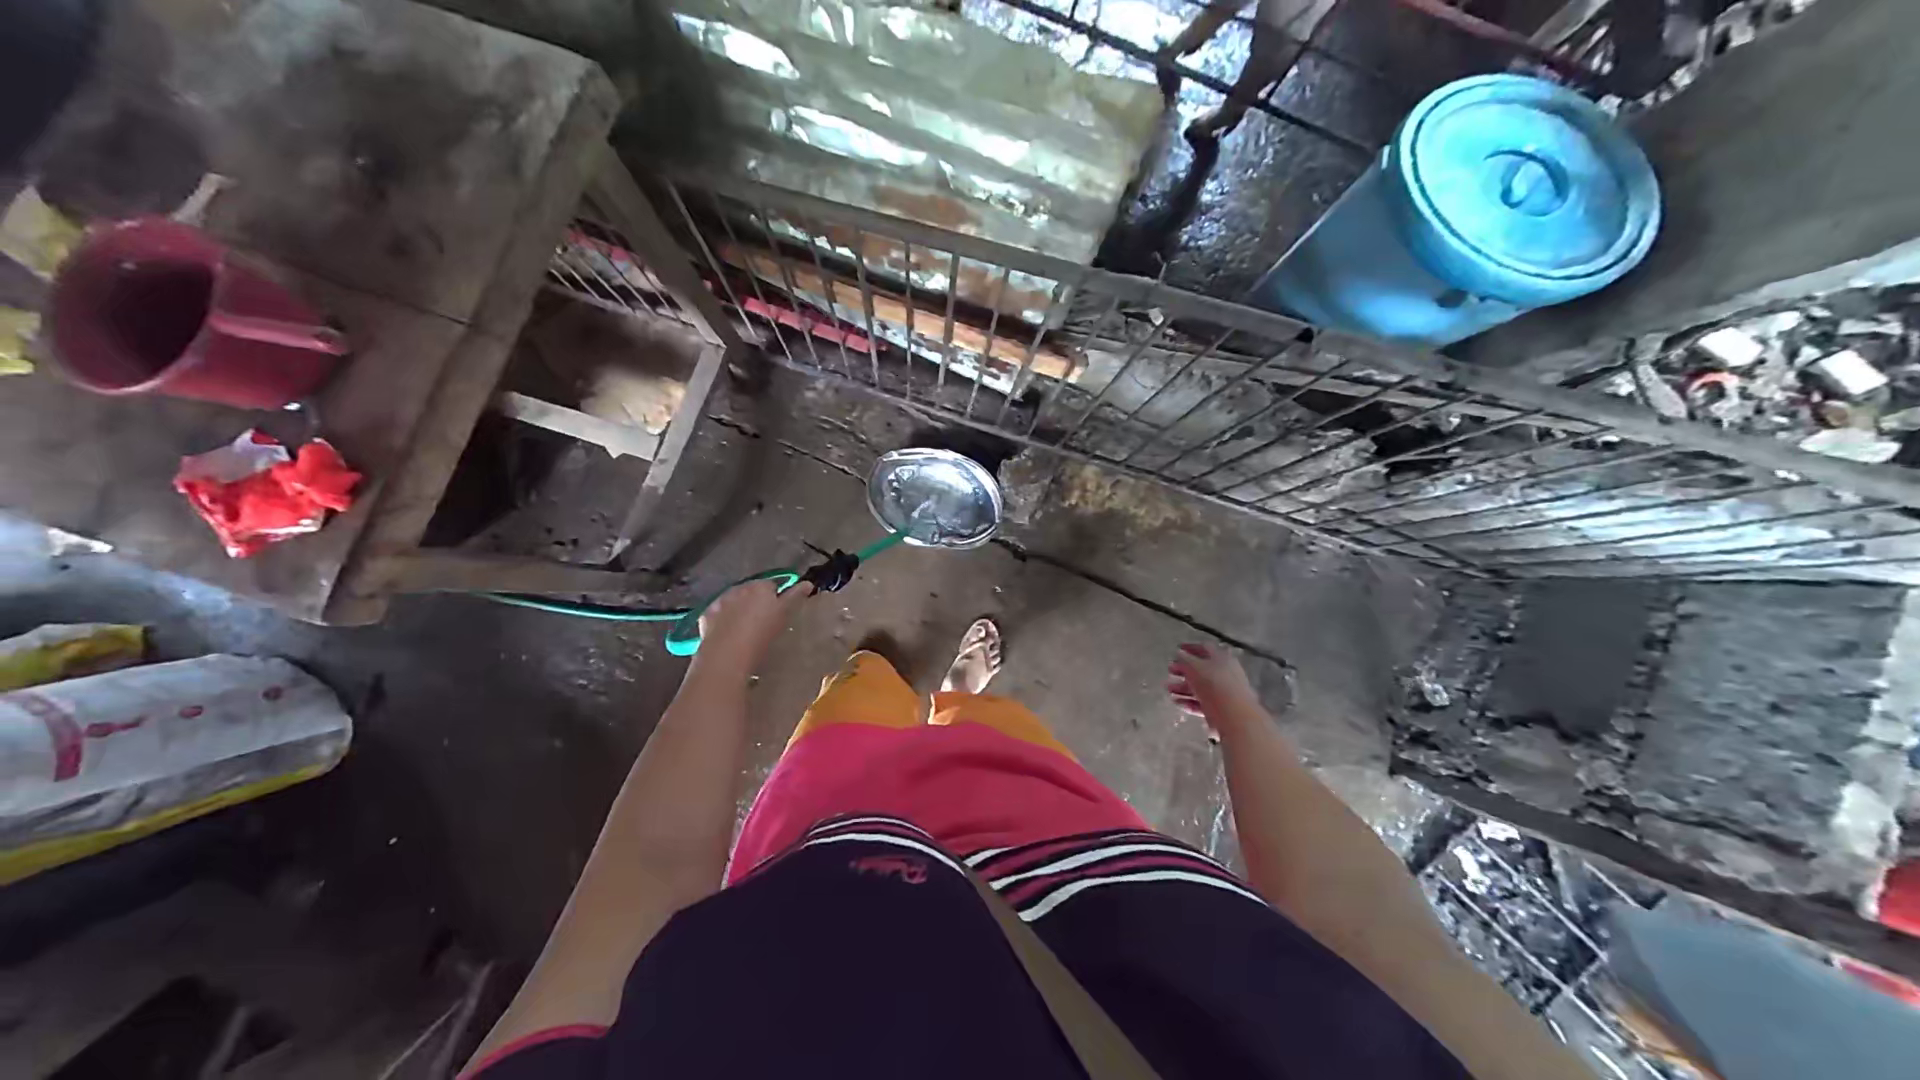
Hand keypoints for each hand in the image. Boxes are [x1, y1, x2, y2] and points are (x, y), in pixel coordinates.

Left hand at [697, 578, 811, 665]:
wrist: (728, 652)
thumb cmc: (762, 633)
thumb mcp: (784, 614)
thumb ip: (795, 596)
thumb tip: (808, 584)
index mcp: (760, 586)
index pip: (772, 585)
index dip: (776, 598)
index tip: (779, 613)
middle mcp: (739, 588)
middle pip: (750, 592)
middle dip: (756, 603)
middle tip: (763, 623)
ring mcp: (720, 601)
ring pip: (733, 602)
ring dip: (738, 610)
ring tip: (745, 631)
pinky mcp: (706, 616)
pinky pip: (718, 615)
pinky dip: (723, 621)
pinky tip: (728, 635)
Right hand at [1167, 643, 1266, 735]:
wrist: (1233, 715)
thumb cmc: (1213, 684)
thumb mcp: (1194, 667)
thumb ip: (1185, 660)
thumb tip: (1179, 653)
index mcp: (1221, 658)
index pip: (1205, 648)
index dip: (1190, 648)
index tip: (1176, 650)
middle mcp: (1224, 673)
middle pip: (1201, 669)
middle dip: (1183, 670)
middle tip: (1170, 671)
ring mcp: (1223, 692)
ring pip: (1200, 687)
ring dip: (1183, 687)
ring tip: (1168, 690)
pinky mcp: (1220, 709)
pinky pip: (1202, 702)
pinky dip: (1189, 701)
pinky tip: (1177, 702)